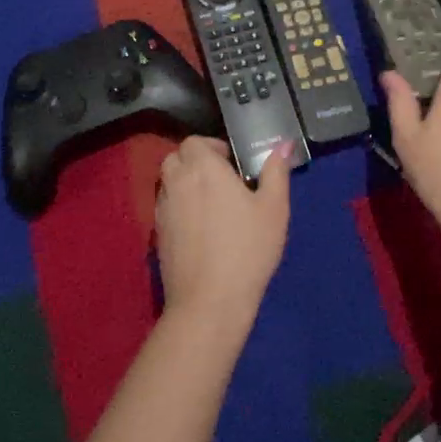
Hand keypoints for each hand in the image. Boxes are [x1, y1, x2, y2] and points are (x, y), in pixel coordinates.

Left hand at [154, 137, 293, 323]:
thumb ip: (276, 172)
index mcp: (203, 168)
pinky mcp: (157, 234)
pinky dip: (178, 206)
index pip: (194, 141)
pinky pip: (165, 207)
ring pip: (167, 182)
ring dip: (184, 183)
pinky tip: (200, 228)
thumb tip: (283, 144)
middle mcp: (177, 182)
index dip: (212, 147)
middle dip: (195, 161)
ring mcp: (163, 209)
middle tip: (221, 180)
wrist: (210, 300)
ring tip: (211, 204)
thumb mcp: (274, 208)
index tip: (232, 164)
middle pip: (176, 158)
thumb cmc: (247, 249)